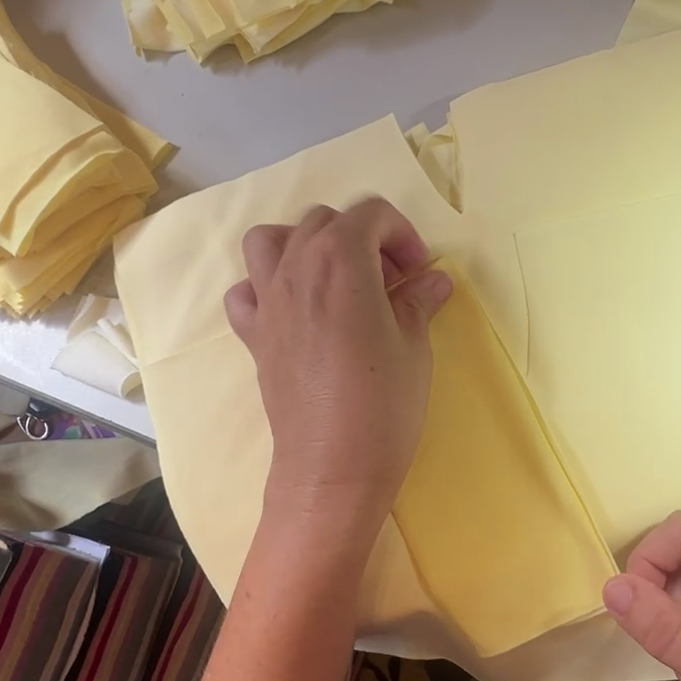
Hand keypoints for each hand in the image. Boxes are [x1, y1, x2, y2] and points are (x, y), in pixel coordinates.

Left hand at [225, 198, 451, 534]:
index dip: (402, 233)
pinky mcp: (253, 335)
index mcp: (341, 260)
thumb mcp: (414, 347)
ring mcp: (267, 301)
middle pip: (324, 221)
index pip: (370, 213)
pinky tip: (294, 311)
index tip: (419, 271)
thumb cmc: (384, 404)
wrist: (333, 467)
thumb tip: (434, 281)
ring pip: (272, 240)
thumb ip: (419, 302)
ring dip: (305, 245)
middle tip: (390, 281)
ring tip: (335, 279)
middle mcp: (296, 268)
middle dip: (362, 238)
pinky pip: (246, 290)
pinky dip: (266, 287)